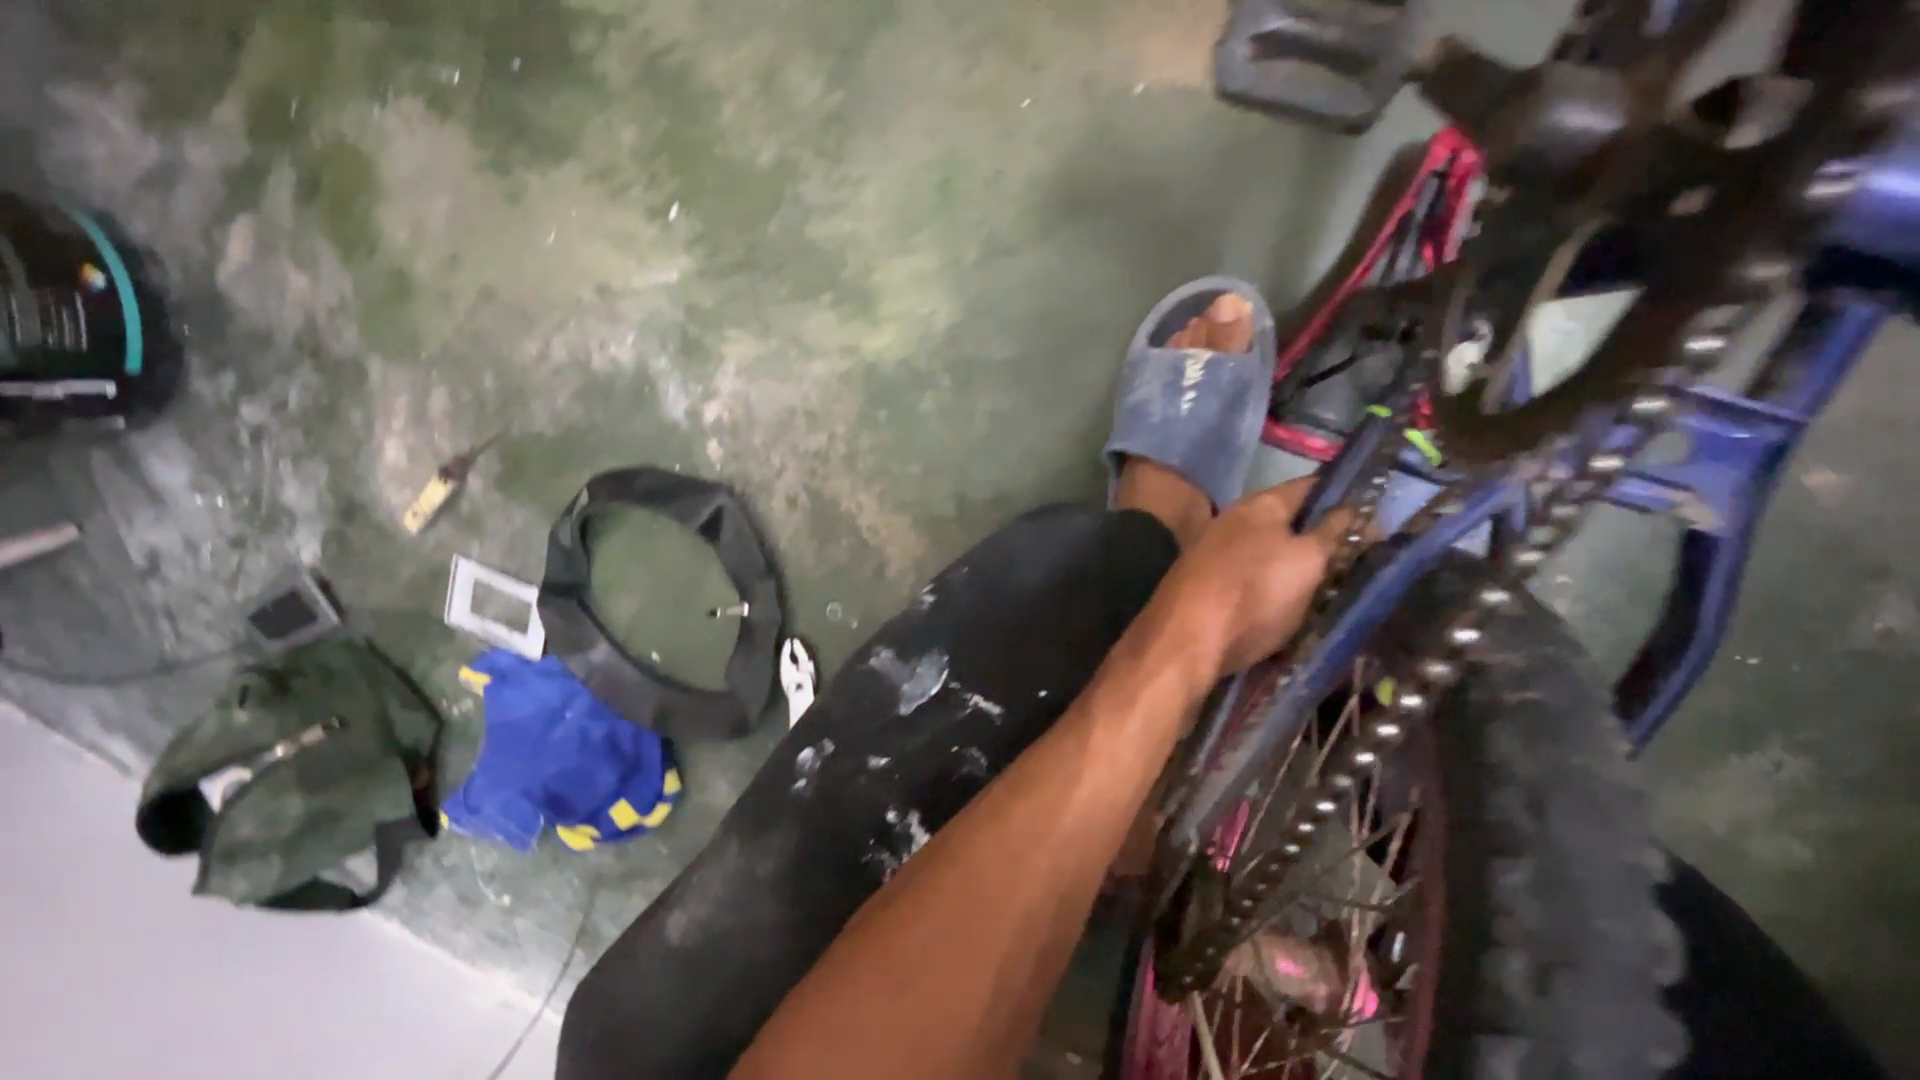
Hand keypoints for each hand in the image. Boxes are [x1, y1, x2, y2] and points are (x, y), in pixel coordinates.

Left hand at [1154, 477, 1352, 676]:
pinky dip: (1272, 591)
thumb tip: (1357, 509)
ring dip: (1296, 568)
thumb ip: (1333, 533)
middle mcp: (1232, 521)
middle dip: (1320, 538)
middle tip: (1360, 560)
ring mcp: (1214, 555)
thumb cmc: (1253, 593)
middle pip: (1287, 524)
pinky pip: (1251, 582)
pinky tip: (1289, 610)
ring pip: (1269, 555)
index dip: (1344, 497)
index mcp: (1258, 504)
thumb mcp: (1306, 560)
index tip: (1375, 515)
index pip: (1310, 487)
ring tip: (1330, 589)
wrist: (1184, 642)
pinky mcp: (1205, 588)